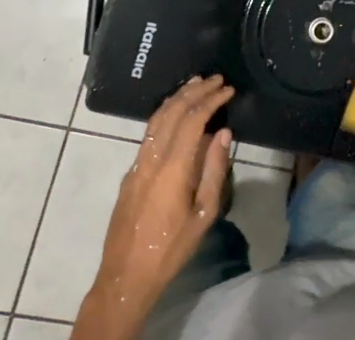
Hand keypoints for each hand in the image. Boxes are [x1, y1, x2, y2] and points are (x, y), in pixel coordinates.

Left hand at [87, 76, 233, 317]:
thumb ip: (215, 171)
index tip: (228, 89)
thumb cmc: (171, 248)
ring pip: (157, 119)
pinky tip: (176, 113)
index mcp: (173, 168)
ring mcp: (137, 164)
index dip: (211, 100)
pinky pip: (149, 133)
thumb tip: (223, 133)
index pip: (193, 120)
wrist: (126, 276)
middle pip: (172, 112)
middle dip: (195, 91)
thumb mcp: (203, 215)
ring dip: (177, 98)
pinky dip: (165, 114)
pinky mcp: (130, 173)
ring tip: (196, 85)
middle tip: (216, 79)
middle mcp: (152, 158)